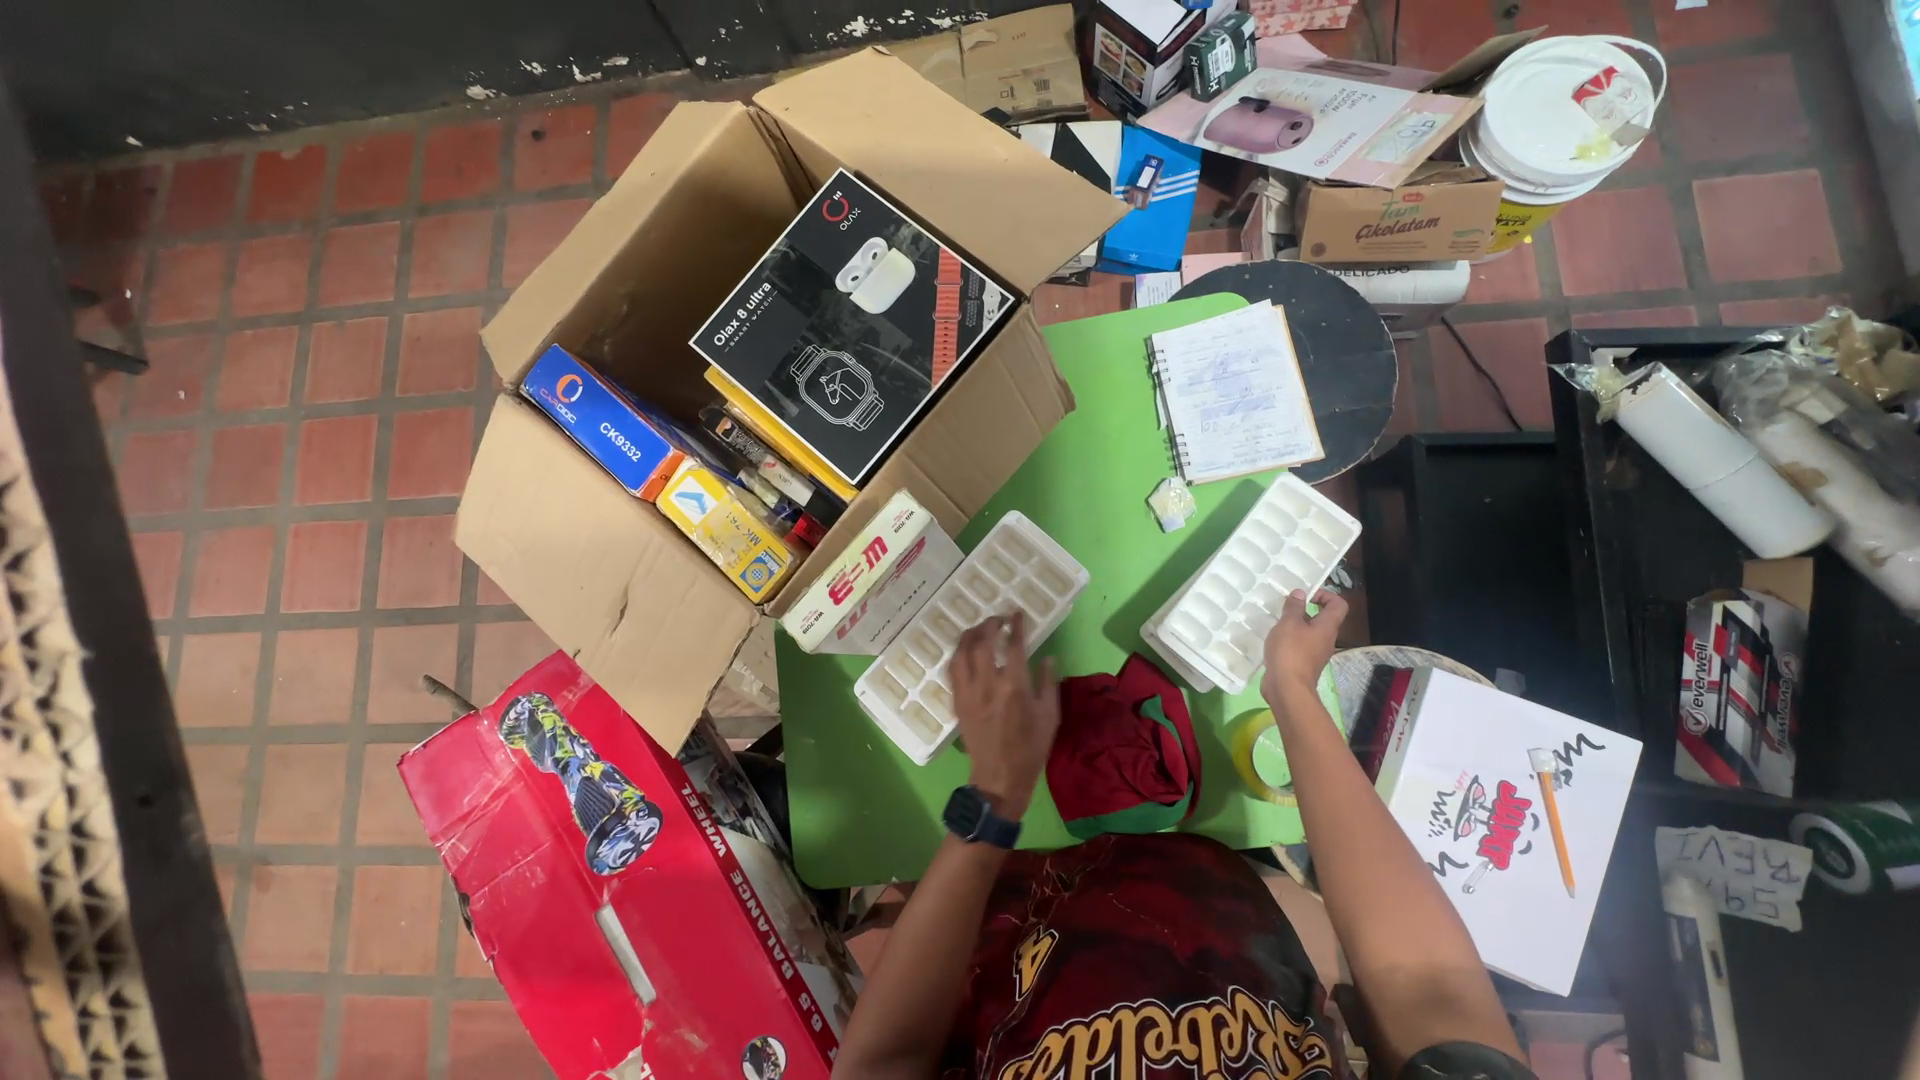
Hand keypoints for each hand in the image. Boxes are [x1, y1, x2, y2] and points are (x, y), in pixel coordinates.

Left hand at [948, 612, 1059, 819]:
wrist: (1000, 777)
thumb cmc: (1030, 749)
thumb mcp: (1049, 716)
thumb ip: (1048, 682)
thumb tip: (1047, 657)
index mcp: (1014, 685)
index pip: (1013, 645)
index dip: (1015, 625)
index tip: (1017, 614)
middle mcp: (987, 683)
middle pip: (982, 642)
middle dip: (989, 624)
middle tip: (998, 619)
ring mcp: (968, 692)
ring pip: (961, 652)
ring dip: (970, 635)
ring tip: (980, 630)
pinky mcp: (957, 702)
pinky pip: (953, 670)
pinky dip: (959, 654)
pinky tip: (966, 651)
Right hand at [1260, 589, 1347, 709]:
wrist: (1287, 688)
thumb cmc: (1290, 651)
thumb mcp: (1288, 623)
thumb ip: (1294, 607)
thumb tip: (1300, 593)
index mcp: (1327, 627)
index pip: (1339, 604)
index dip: (1325, 595)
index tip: (1306, 596)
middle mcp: (1326, 639)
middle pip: (1323, 618)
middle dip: (1305, 610)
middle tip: (1285, 609)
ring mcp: (1316, 653)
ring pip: (1309, 633)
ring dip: (1295, 626)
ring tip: (1276, 624)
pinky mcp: (1304, 664)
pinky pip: (1300, 646)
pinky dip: (1289, 640)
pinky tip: (1274, 642)